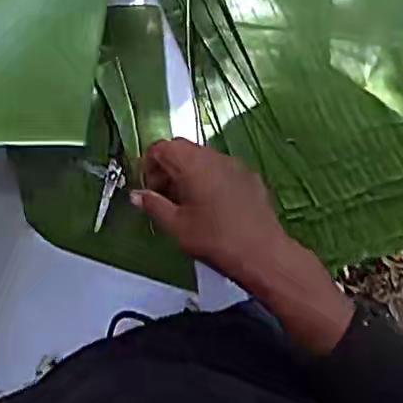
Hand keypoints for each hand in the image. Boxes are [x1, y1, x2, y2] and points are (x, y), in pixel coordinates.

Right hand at [132, 139, 354, 352]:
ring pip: (202, 158)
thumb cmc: (215, 239)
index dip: (148, 165)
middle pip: (181, 149)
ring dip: (189, 173)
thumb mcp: (176, 226)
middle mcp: (212, 156)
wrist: (265, 255)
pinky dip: (210, 180)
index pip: (160, 147)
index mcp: (190, 163)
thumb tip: (136, 195)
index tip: (149, 189)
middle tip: (164, 196)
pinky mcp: (250, 177)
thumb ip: (153, 205)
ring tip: (187, 204)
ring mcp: (234, 164)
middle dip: (167, 168)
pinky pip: (221, 169)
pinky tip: (213, 207)